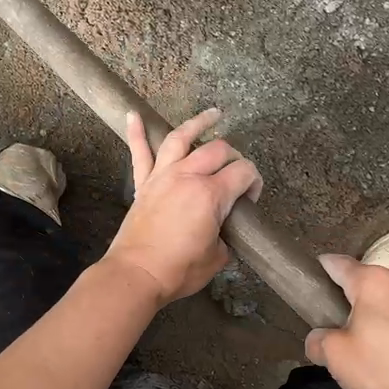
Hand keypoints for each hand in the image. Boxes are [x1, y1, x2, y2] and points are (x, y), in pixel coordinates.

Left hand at [101, 108, 262, 306]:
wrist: (137, 273)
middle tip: (237, 172)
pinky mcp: (144, 184)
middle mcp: (188, 176)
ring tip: (213, 115)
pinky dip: (136, 132)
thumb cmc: (179, 269)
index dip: (255, 182)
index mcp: (211, 194)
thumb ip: (224, 235)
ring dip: (198, 123)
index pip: (243, 172)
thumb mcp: (217, 257)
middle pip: (218, 150)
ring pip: (181, 138)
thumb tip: (220, 228)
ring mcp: (163, 176)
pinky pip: (139, 152)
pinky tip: (133, 115)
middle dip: (235, 157)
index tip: (251, 199)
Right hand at [303, 254, 388, 388]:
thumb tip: (318, 339)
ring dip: (384, 313)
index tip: (315, 282)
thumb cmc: (387, 373)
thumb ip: (319, 341)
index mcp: (374, 281)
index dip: (322, 270)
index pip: (339, 264)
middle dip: (357, 300)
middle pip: (370, 282)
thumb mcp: (337, 359)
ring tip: (380, 347)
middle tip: (348, 330)